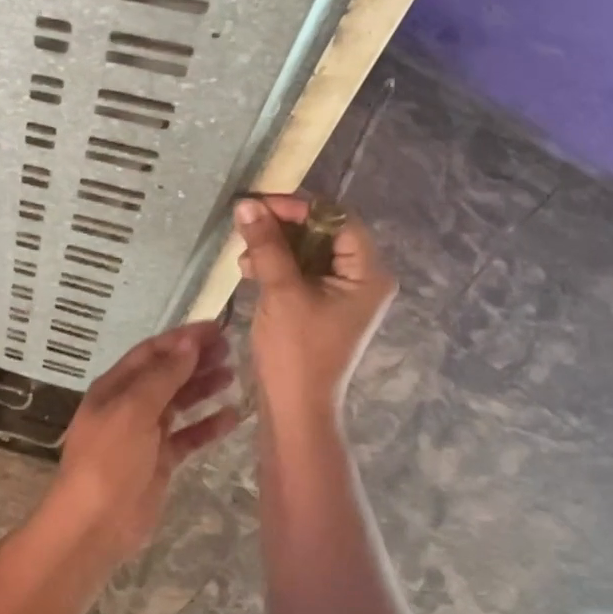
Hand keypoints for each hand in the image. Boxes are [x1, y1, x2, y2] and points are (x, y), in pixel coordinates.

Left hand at [47, 321, 237, 560]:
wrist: (95, 522)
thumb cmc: (108, 459)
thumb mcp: (132, 410)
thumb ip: (162, 377)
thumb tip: (187, 342)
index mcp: (114, 387)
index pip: (151, 352)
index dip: (182, 338)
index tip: (216, 328)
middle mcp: (128, 406)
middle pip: (166, 374)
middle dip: (196, 360)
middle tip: (232, 349)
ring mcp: (144, 434)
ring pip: (179, 403)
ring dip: (203, 388)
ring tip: (234, 375)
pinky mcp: (160, 461)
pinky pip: (187, 436)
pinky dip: (208, 426)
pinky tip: (232, 417)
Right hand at [235, 196, 396, 431]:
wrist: (295, 408)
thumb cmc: (296, 351)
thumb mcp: (281, 292)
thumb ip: (267, 245)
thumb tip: (247, 205)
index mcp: (368, 273)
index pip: (338, 220)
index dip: (299, 208)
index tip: (259, 205)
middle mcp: (362, 278)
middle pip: (324, 233)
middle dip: (283, 228)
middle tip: (247, 226)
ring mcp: (341, 293)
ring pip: (307, 251)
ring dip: (274, 247)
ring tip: (243, 256)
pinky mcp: (320, 305)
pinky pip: (300, 271)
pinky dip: (275, 265)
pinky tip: (249, 270)